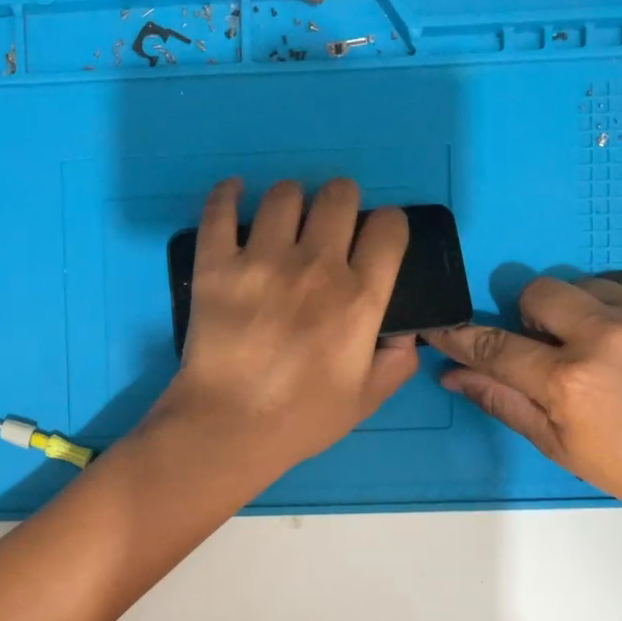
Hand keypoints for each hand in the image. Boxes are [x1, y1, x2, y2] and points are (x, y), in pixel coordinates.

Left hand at [155, 177, 419, 479]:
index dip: (386, 227)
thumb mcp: (364, 401)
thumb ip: (396, 363)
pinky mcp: (216, 265)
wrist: (227, 426)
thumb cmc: (300, 420)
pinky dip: (228, 194)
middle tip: (326, 228)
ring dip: (291, 201)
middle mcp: (316, 267)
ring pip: (285, 194)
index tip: (374, 240)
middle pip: (339, 197)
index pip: (388, 227)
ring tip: (283, 222)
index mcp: (359, 298)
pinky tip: (235, 193)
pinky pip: (221, 209)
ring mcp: (262, 261)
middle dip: (340, 203)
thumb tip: (405, 333)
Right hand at [424, 277, 621, 551]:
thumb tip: (455, 375)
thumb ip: (506, 403)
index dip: (460, 337)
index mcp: (570, 382)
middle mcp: (609, 335)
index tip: (441, 328)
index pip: (495, 345)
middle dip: (529, 317)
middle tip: (545, 351)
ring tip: (601, 354)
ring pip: (589, 286)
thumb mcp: (562, 448)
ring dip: (578, 313)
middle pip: (539, 292)